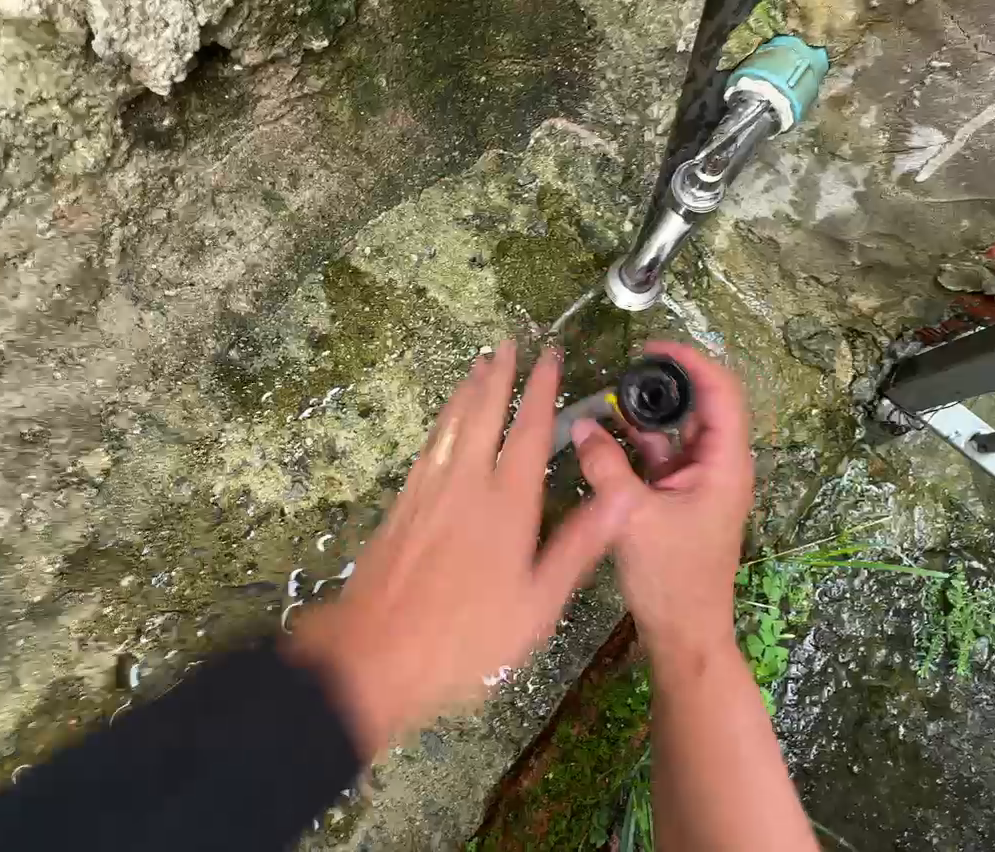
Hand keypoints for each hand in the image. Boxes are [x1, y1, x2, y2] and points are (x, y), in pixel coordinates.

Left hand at [287, 343, 637, 756]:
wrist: (373, 654)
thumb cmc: (466, 636)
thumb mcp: (536, 604)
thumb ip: (578, 546)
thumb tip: (622, 498)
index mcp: (506, 502)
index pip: (530, 429)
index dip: (542, 388)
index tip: (551, 355)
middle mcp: (467, 482)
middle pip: (484, 412)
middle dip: (500, 374)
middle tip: (508, 340)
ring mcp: (429, 489)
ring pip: (452, 422)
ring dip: (468, 388)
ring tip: (479, 362)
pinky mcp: (403, 502)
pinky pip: (429, 444)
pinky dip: (442, 419)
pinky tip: (444, 418)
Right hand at [570, 340, 753, 665]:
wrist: (684, 633)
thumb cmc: (671, 576)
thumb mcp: (633, 516)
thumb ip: (606, 466)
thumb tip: (581, 425)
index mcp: (725, 462)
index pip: (721, 391)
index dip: (692, 361)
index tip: (652, 347)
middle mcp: (720, 463)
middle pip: (703, 404)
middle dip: (667, 381)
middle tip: (626, 366)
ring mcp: (701, 479)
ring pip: (680, 429)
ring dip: (650, 410)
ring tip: (612, 392)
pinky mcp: (682, 494)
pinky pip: (663, 454)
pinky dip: (640, 439)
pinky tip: (608, 429)